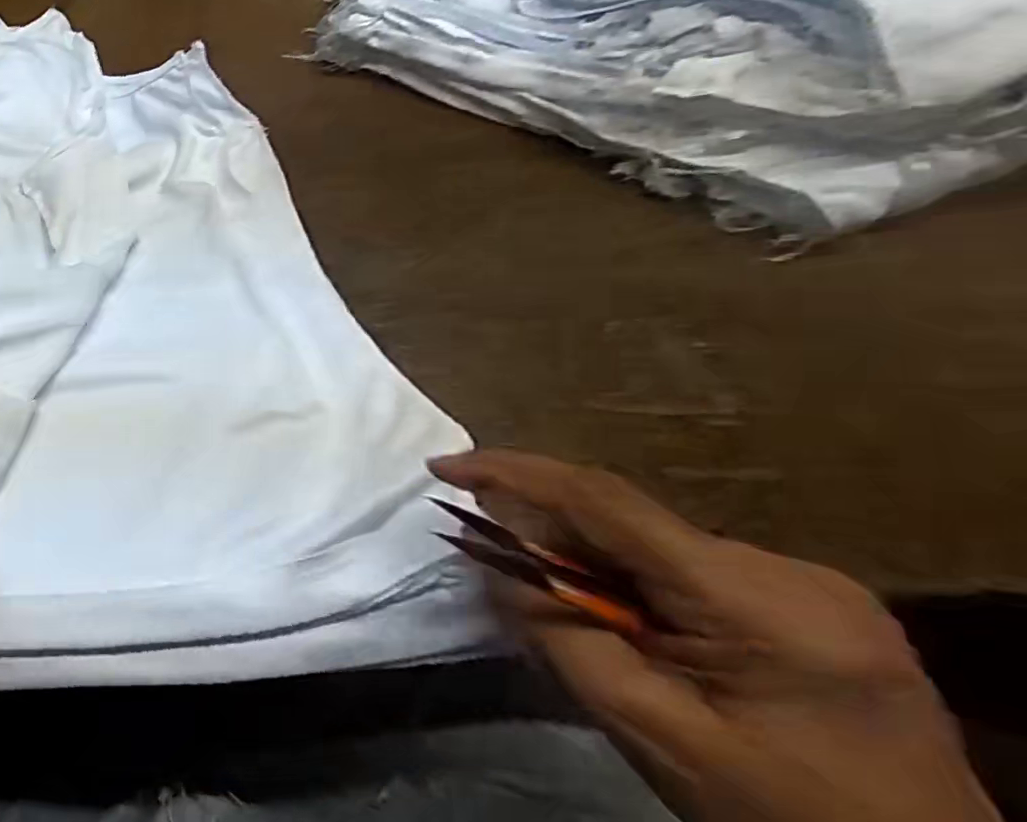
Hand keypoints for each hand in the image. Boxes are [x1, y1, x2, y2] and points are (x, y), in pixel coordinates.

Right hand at [432, 449, 998, 821]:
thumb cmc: (779, 818)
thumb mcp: (651, 732)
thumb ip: (561, 636)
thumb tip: (490, 560)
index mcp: (759, 601)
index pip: (607, 503)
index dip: (514, 474)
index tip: (443, 467)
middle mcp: (788, 570)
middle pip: (627, 523)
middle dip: (548, 534)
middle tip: (485, 554)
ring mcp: (809, 583)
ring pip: (652, 544)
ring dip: (590, 565)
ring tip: (562, 610)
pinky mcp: (810, 602)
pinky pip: (685, 567)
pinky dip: (632, 583)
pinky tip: (627, 626)